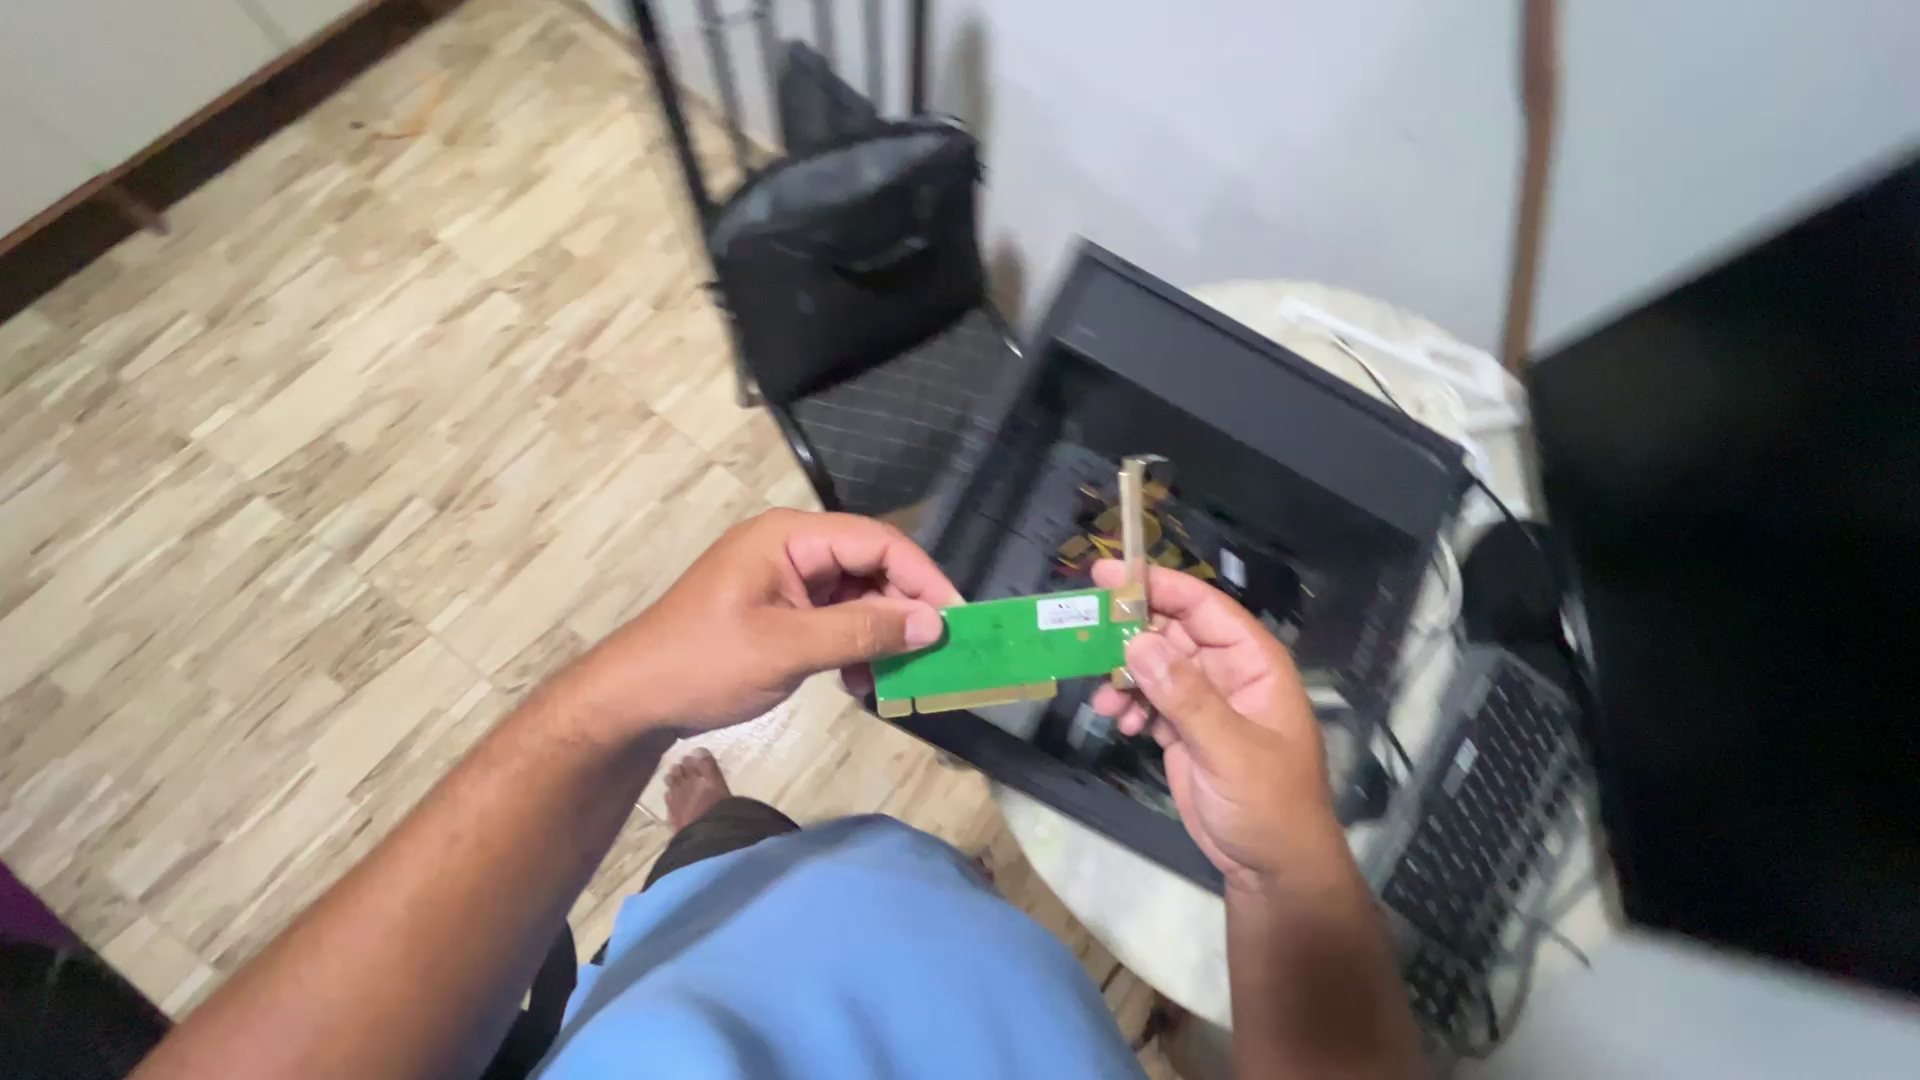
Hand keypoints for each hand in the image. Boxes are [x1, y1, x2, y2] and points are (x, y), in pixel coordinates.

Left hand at [558, 509, 960, 740]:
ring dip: (880, 635)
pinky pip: (837, 618)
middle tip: (933, 655)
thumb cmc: (704, 664)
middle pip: (871, 566)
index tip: (956, 619)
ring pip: (858, 596)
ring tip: (892, 678)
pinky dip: (856, 647)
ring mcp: (788, 579)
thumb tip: (933, 624)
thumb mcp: (789, 648)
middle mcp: (794, 548)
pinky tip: (860, 683)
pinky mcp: (784, 609)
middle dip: (903, 611)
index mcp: (790, 537)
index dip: (922, 577)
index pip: (877, 542)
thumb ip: (863, 631)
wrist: (633, 700)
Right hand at [1088, 560, 1342, 892]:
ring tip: (1106, 697)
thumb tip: (1138, 642)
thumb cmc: (1269, 804)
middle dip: (1128, 631)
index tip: (1108, 573)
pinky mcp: (1181, 726)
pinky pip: (1145, 698)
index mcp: (1252, 662)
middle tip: (1086, 632)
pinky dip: (1127, 704)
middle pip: (1169, 630)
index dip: (1156, 585)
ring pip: (1151, 664)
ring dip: (1123, 675)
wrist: (1271, 868)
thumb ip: (1186, 696)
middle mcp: (1225, 671)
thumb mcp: (1231, 750)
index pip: (1202, 607)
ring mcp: (1201, 699)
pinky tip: (1119, 722)